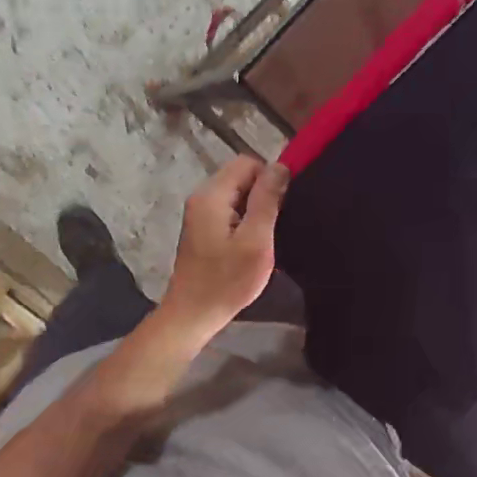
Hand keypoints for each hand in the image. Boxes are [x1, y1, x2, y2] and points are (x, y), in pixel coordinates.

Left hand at [158, 156, 288, 337]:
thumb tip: (281, 165)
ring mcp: (200, 213)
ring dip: (255, 208)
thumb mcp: (255, 240)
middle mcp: (202, 196)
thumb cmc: (227, 280)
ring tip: (266, 235)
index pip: (247, 162)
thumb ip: (267, 200)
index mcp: (212, 194)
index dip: (270, 177)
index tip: (283, 206)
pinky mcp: (202, 228)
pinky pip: (229, 209)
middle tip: (276, 223)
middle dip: (263, 193)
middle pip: (240, 176)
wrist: (193, 314)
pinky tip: (252, 243)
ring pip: (237, 193)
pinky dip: (244, 220)